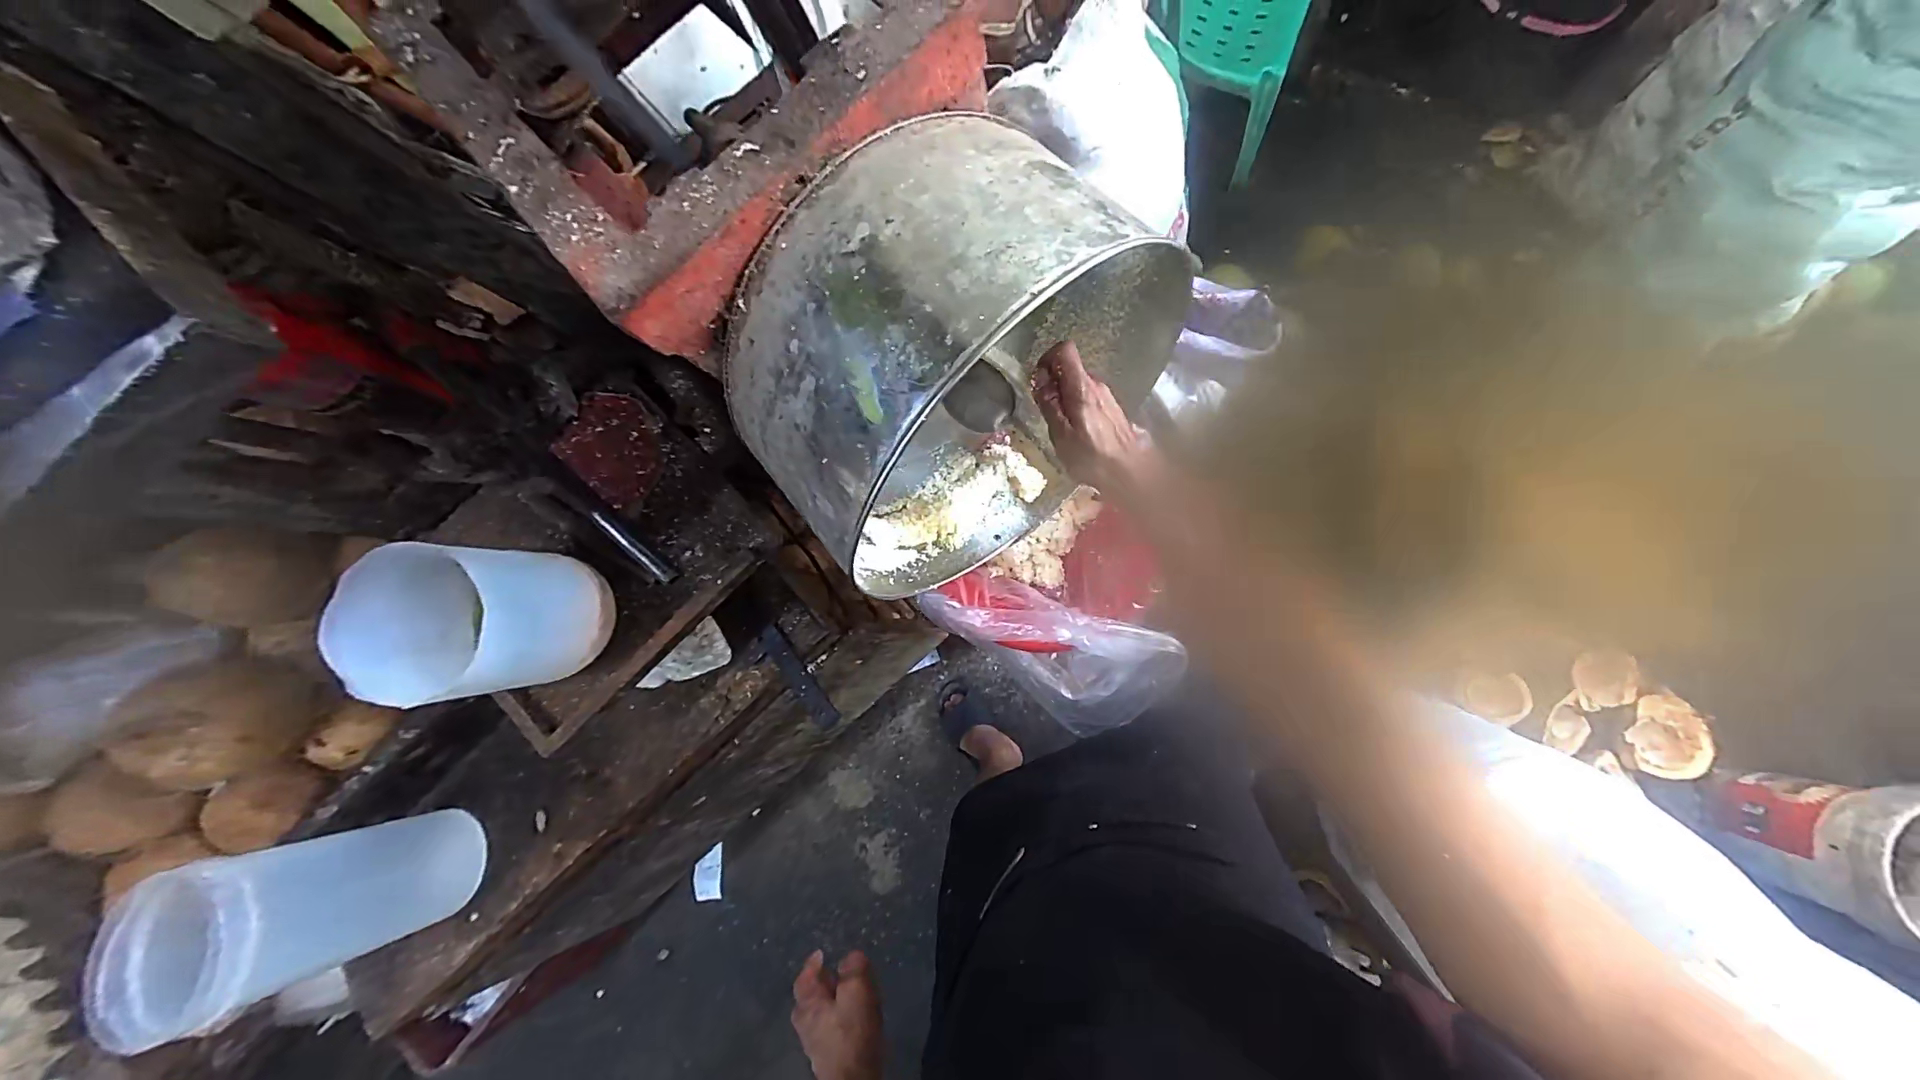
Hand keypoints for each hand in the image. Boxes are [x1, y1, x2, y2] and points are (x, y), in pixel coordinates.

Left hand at [791, 949, 883, 1079]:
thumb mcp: (857, 993)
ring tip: (848, 992)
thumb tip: (851, 955)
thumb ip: (853, 970)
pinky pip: (828, 1025)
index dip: (812, 963)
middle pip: (809, 995)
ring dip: (830, 999)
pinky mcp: (826, 1053)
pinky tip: (851, 1017)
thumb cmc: (851, 1034)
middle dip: (821, 982)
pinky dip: (836, 1014)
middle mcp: (805, 1021)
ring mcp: (814, 1040)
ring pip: (819, 1011)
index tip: (821, 953)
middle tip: (836, 971)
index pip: (804, 977)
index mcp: (808, 1003)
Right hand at [1032, 340, 1153, 497]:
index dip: (1047, 359)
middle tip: (1045, 408)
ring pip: (1079, 384)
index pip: (1065, 350)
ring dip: (1064, 397)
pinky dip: (1077, 406)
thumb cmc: (1093, 458)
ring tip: (1060, 423)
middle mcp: (1097, 386)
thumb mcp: (1060, 434)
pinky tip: (1076, 429)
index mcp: (1082, 388)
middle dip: (1053, 383)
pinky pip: (1088, 397)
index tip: (1039, 381)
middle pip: (1070, 368)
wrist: (1131, 473)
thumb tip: (1040, 382)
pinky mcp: (1112, 409)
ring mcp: (1107, 396)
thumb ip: (1049, 405)